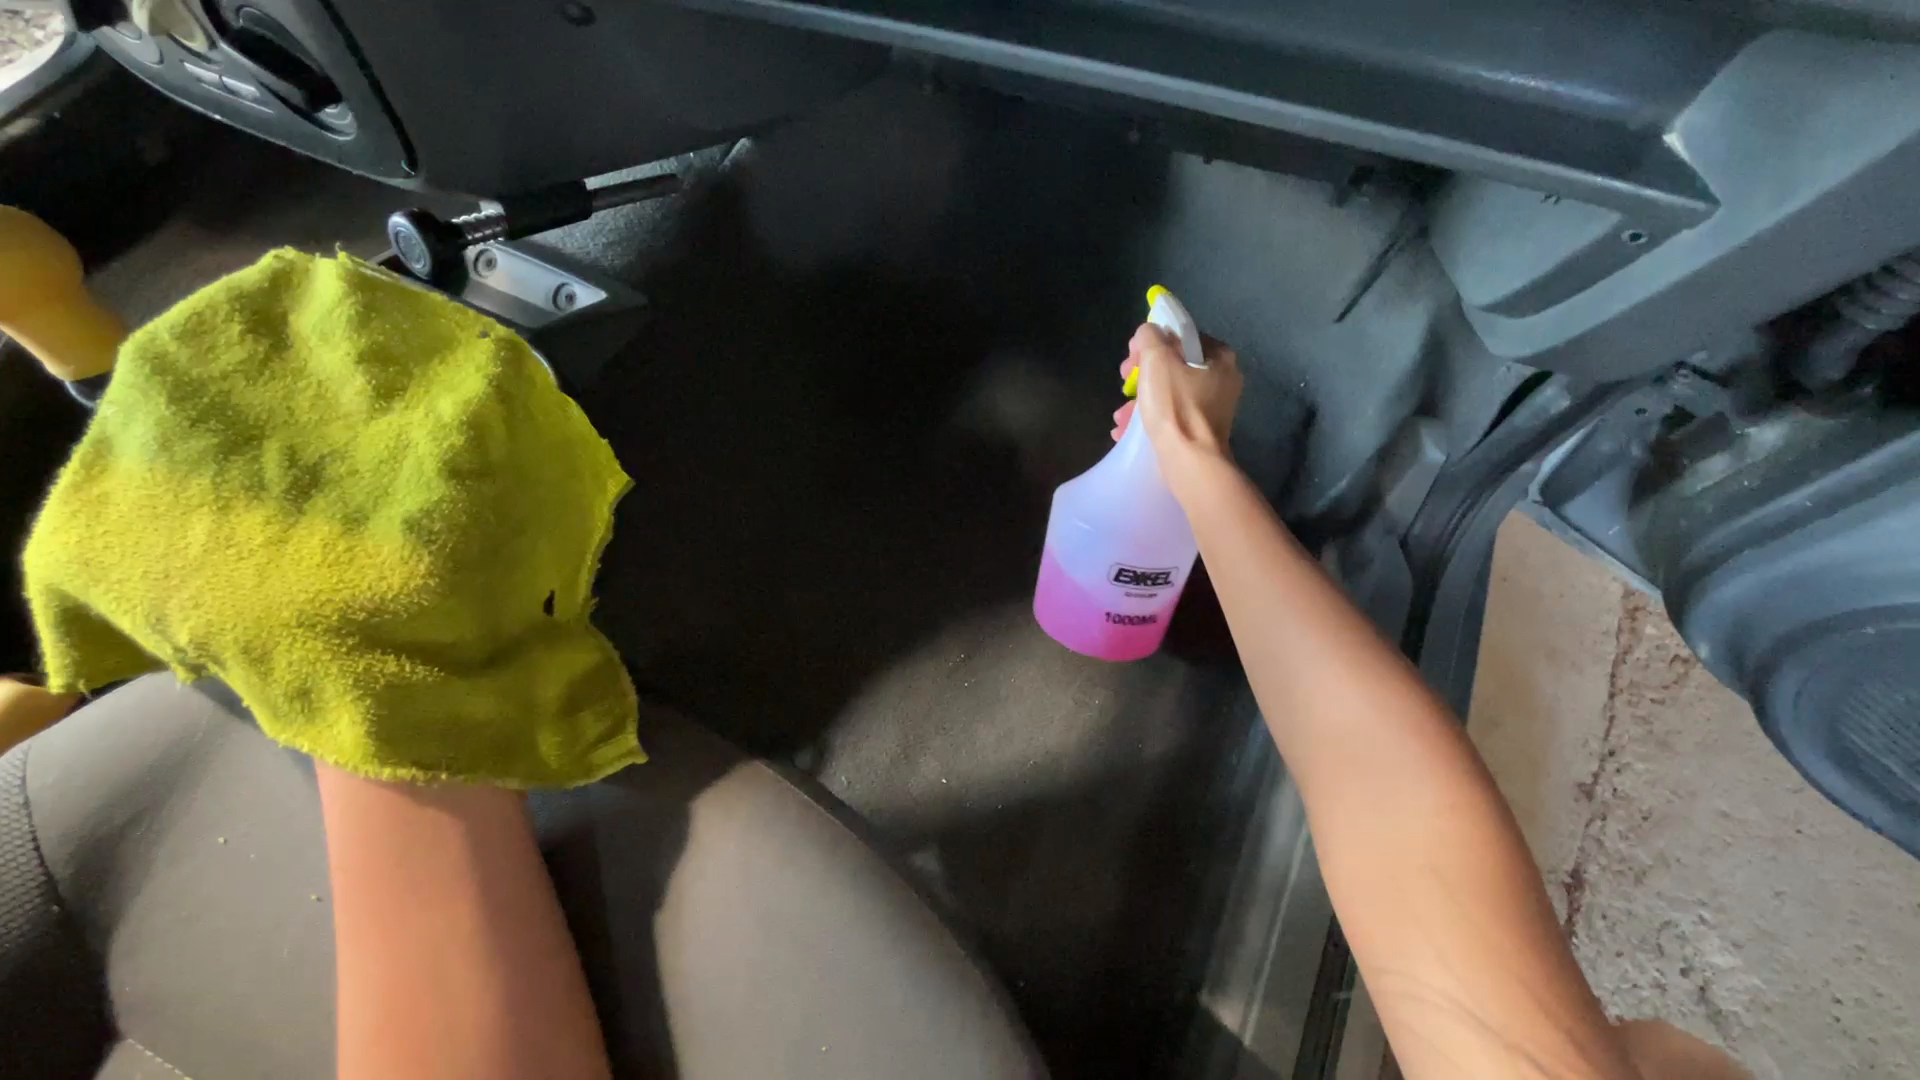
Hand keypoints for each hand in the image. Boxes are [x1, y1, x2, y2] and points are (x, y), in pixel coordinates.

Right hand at [1112, 323, 1242, 485]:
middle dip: (1143, 376)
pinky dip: (1152, 419)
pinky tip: (1128, 430)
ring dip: (1141, 401)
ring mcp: (1215, 407)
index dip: (1152, 343)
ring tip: (1121, 417)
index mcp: (1219, 355)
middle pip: (1174, 366)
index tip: (1131, 359)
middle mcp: (1223, 378)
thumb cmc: (1175, 406)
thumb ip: (1149, 336)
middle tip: (1123, 386)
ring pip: (1170, 393)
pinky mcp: (1203, 430)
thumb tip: (1147, 333)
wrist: (1191, 461)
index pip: (1181, 336)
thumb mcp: (1156, 359)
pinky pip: (1173, 415)